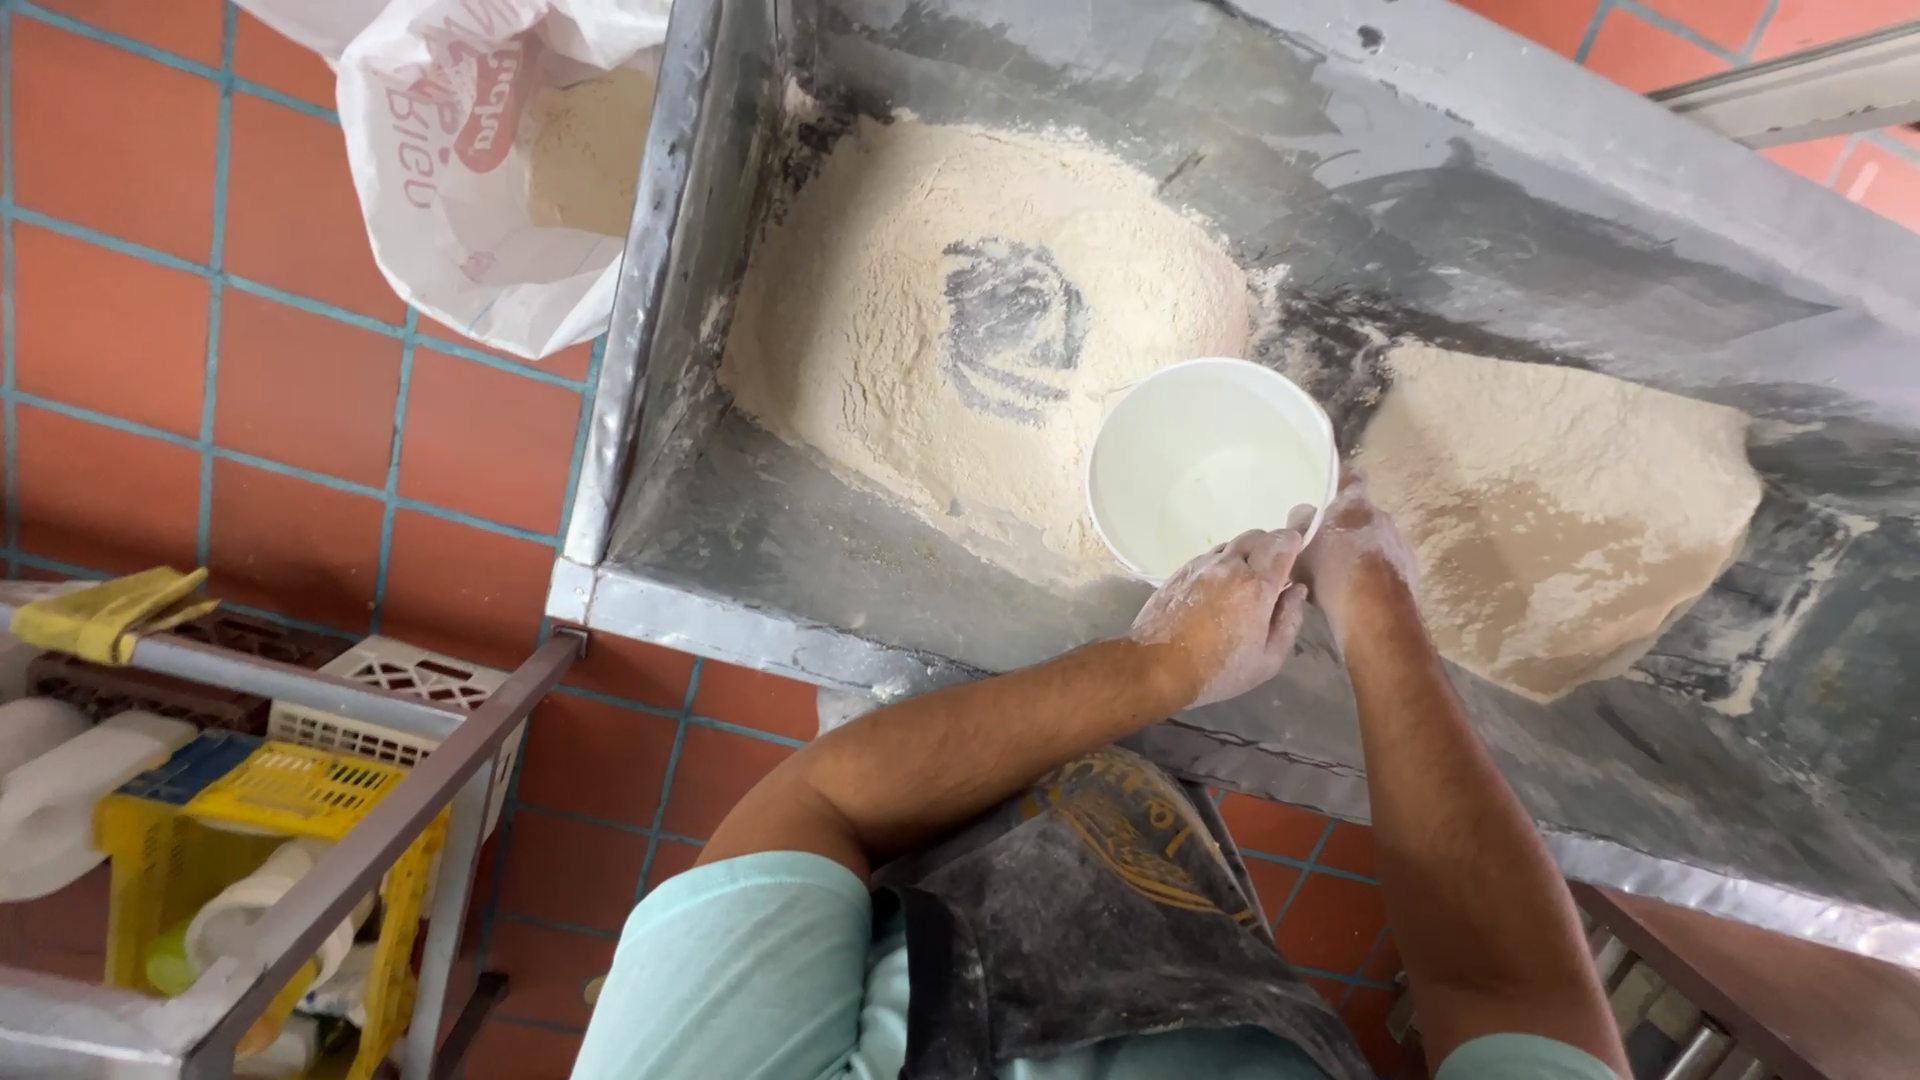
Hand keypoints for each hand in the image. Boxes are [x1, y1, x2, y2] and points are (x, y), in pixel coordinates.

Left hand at [1128, 529, 1309, 708]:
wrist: (1156, 665)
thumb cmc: (1218, 670)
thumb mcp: (1268, 658)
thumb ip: (1289, 620)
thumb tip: (1296, 590)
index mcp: (1255, 585)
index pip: (1282, 542)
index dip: (1294, 543)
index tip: (1297, 558)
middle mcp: (1227, 566)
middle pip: (1256, 536)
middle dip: (1271, 548)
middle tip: (1274, 574)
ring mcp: (1200, 566)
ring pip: (1231, 544)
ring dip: (1245, 556)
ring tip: (1244, 585)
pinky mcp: (1180, 571)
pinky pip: (1209, 556)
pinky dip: (1222, 564)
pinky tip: (1219, 590)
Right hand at [1289, 465, 1418, 643]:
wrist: (1373, 610)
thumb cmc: (1331, 569)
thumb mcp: (1299, 545)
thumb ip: (1300, 523)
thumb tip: (1305, 512)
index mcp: (1354, 506)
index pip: (1351, 478)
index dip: (1343, 476)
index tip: (1335, 480)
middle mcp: (1382, 518)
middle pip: (1361, 514)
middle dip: (1346, 525)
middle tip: (1324, 543)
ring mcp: (1400, 544)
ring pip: (1375, 540)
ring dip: (1360, 550)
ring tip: (1340, 574)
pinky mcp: (1411, 571)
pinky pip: (1387, 564)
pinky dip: (1373, 572)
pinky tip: (1357, 591)